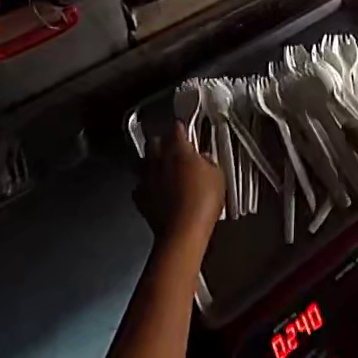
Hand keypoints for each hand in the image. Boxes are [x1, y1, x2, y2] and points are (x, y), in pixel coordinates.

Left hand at [135, 122, 223, 238]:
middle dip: (160, 141)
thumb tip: (203, 158)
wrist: (182, 231)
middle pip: (153, 143)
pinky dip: (145, 184)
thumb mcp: (218, 176)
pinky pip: (139, 186)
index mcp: (179, 151)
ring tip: (158, 164)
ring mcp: (147, 180)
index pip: (176, 130)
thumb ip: (208, 162)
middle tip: (168, 144)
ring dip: (150, 161)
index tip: (181, 126)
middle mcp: (159, 161)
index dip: (179, 127)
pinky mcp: (140, 199)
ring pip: (142, 163)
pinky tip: (153, 188)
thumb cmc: (204, 200)